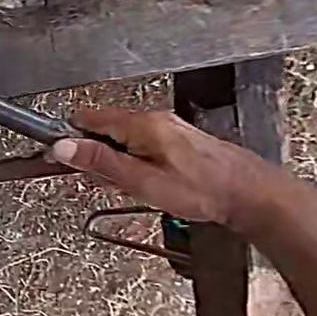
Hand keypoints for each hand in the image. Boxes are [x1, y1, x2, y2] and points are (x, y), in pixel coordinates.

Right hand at [48, 107, 297, 232]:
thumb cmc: (202, 191)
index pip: (87, 119)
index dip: (69, 139)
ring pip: (122, 141)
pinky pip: (141, 146)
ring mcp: (168, 129)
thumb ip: (99, 162)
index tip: (63, 159)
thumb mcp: (140, 181)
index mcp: (141, 124)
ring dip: (116, 164)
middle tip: (108, 183)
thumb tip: (63, 146)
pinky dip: (134, 164)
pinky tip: (148, 184)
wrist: (253, 197)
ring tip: (133, 187)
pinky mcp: (178, 140)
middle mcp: (155, 120)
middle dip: (96, 157)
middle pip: (103, 130)